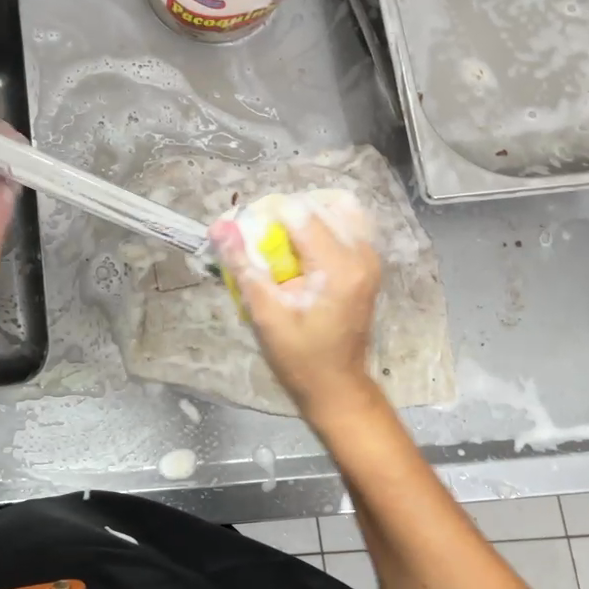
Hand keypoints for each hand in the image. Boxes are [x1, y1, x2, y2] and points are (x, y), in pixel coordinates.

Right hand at [210, 209, 383, 416]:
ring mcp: (369, 257)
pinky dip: (321, 222)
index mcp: (337, 267)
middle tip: (257, 232)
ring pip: (339, 206)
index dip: (264, 212)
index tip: (240, 228)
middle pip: (321, 202)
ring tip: (280, 234)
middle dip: (283, 210)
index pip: (299, 212)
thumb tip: (219, 226)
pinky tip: (299, 245)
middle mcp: (360, 254)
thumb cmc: (299, 356)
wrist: (336, 386)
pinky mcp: (367, 262)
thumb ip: (243, 265)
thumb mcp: (264, 312)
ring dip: (305, 212)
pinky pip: (347, 222)